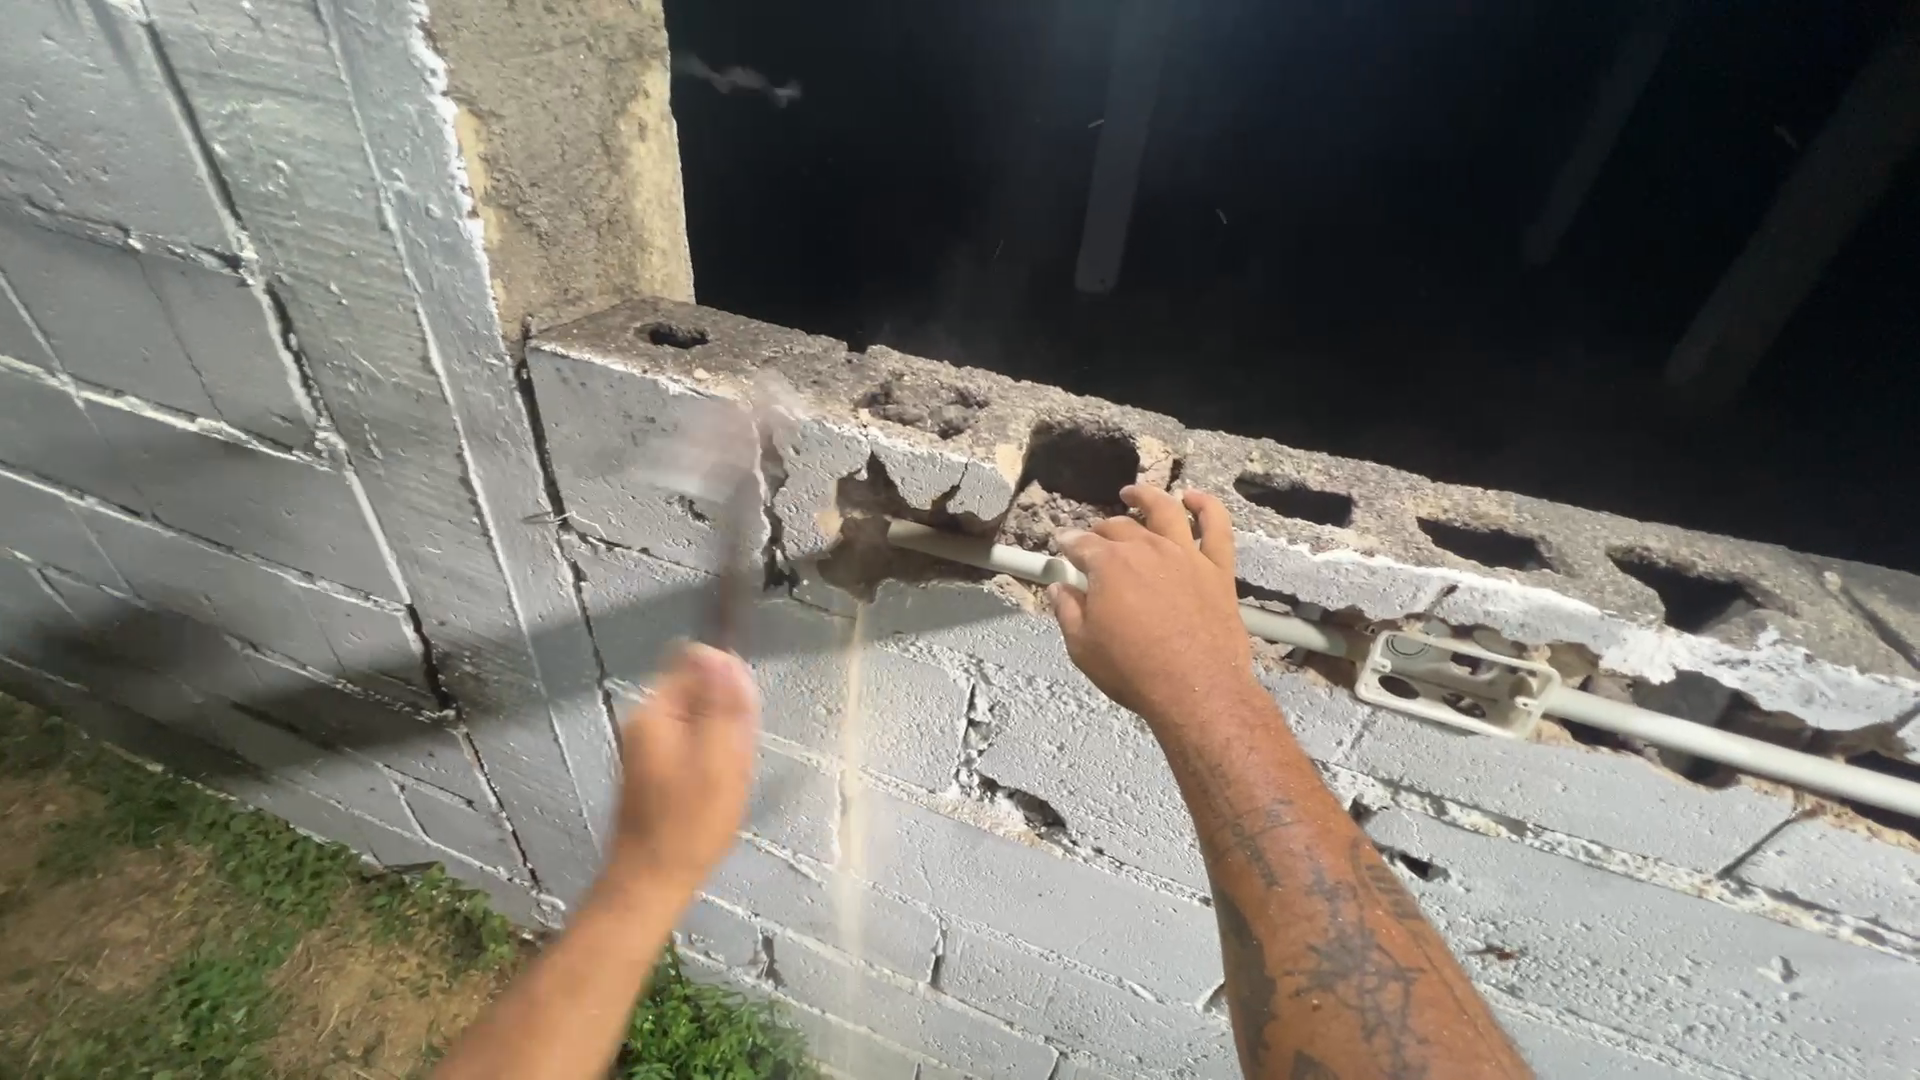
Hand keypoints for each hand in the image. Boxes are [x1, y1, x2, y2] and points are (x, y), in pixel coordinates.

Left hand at [608, 644, 759, 892]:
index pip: (698, 663)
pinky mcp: (654, 769)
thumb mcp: (720, 756)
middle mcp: (645, 722)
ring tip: (728, 775)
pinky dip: (712, 759)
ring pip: (701, 720)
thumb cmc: (690, 822)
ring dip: (723, 740)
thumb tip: (722, 654)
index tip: (740, 718)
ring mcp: (647, 746)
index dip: (728, 683)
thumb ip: (723, 703)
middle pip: (701, 691)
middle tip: (736, 755)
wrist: (653, 881)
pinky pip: (694, 745)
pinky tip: (718, 788)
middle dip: (728, 716)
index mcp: (655, 712)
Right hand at [1050, 486, 1257, 727]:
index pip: (1080, 543)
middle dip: (1100, 529)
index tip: (1061, 543)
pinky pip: (1216, 526)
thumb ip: (1068, 611)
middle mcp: (1146, 549)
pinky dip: (1206, 506)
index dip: (1067, 542)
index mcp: (1109, 565)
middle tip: (1093, 538)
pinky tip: (1193, 498)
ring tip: (1133, 493)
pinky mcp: (1218, 569)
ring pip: (1164, 511)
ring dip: (1145, 497)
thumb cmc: (1133, 671)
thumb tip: (1059, 589)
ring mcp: (1185, 555)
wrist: (1197, 690)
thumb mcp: (1083, 647)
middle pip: (1118, 526)